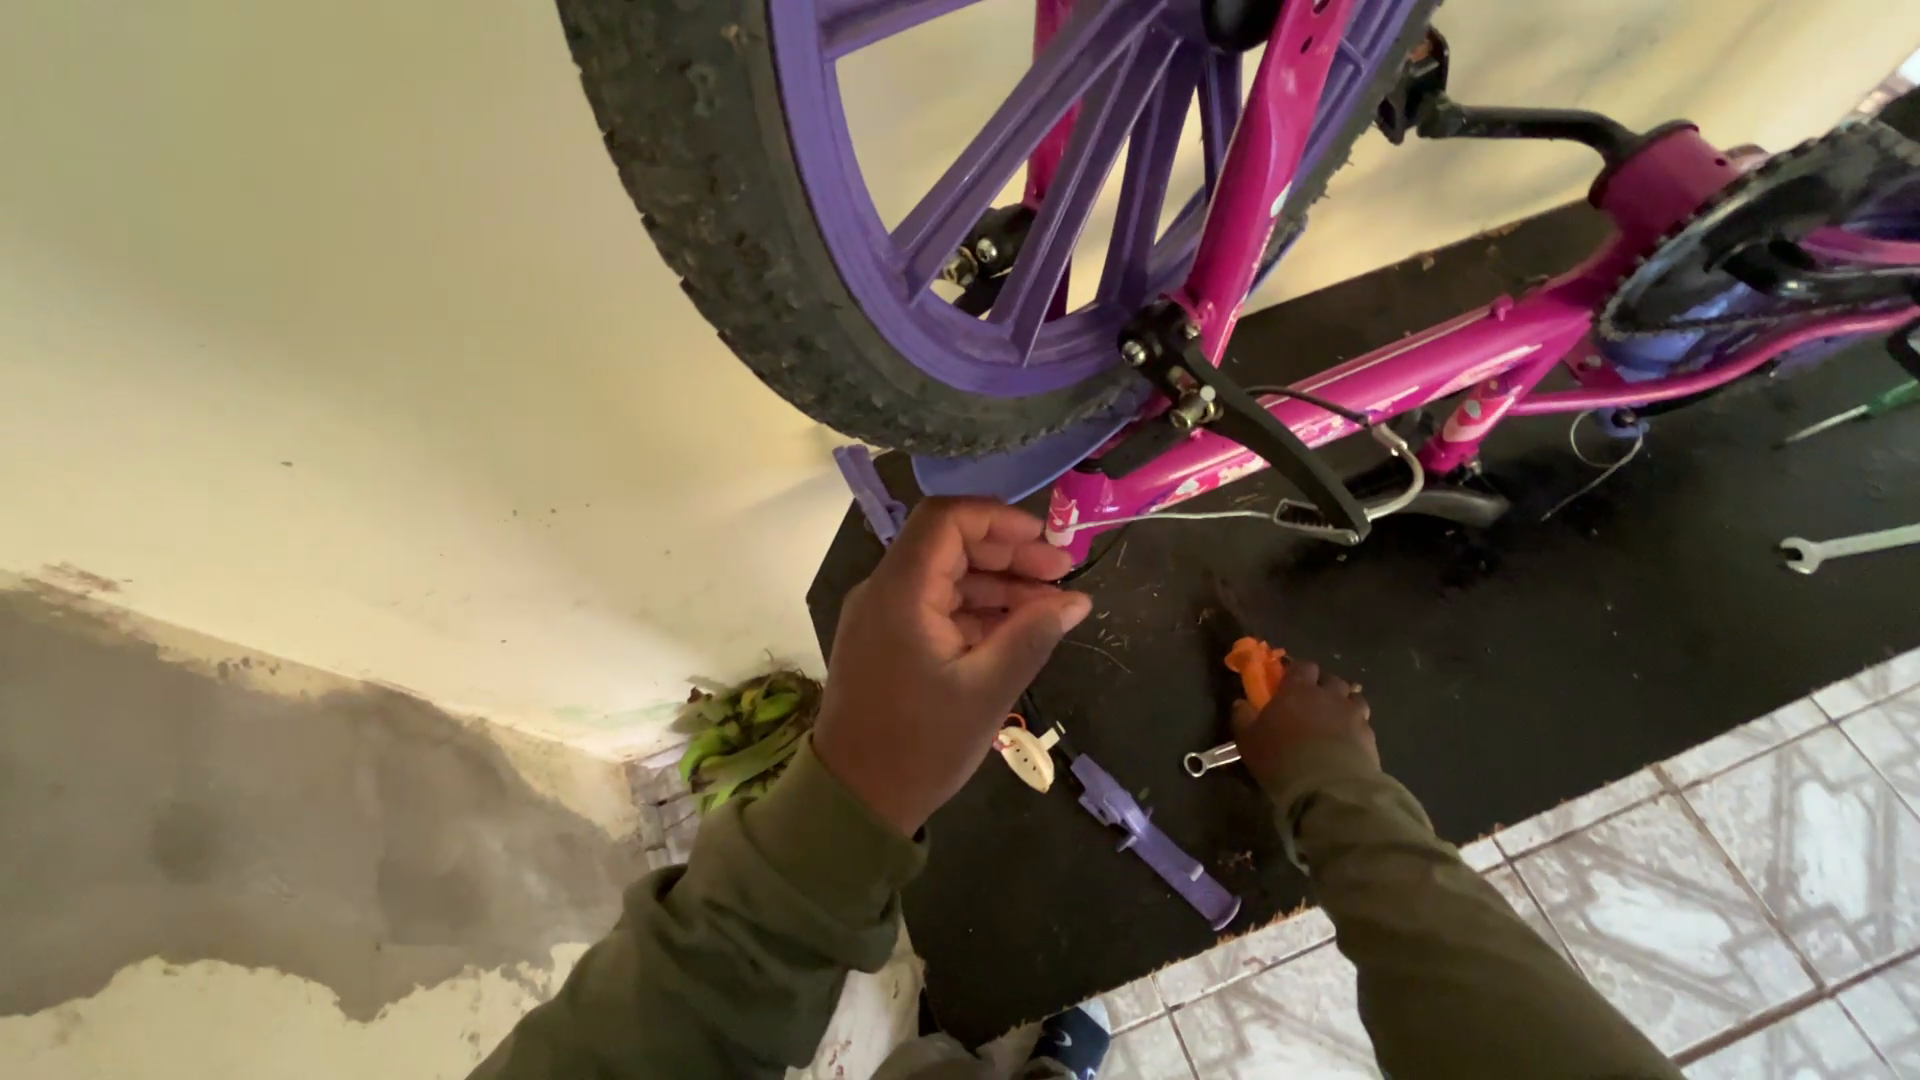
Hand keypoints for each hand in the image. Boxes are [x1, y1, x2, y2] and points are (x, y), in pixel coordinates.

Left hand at [812, 498, 1092, 835]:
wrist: (854, 799)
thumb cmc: (921, 745)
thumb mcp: (988, 690)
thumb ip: (1033, 634)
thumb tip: (1077, 600)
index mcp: (901, 591)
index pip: (947, 518)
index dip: (1000, 518)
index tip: (1047, 541)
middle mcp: (885, 590)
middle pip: (949, 544)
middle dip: (1008, 552)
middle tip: (1062, 573)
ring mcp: (882, 615)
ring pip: (945, 576)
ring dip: (997, 583)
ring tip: (1050, 605)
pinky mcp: (886, 639)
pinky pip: (935, 606)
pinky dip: (975, 610)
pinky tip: (1015, 628)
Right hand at [1230, 660, 1377, 787]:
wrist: (1328, 788)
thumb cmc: (1280, 758)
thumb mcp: (1248, 740)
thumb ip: (1243, 717)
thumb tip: (1241, 703)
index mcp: (1297, 689)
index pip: (1302, 666)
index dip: (1297, 672)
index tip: (1289, 683)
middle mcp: (1328, 696)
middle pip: (1331, 679)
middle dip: (1323, 686)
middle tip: (1312, 702)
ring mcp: (1353, 715)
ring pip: (1354, 698)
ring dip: (1344, 704)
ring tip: (1334, 720)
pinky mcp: (1370, 737)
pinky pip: (1364, 723)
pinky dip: (1356, 728)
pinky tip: (1347, 743)